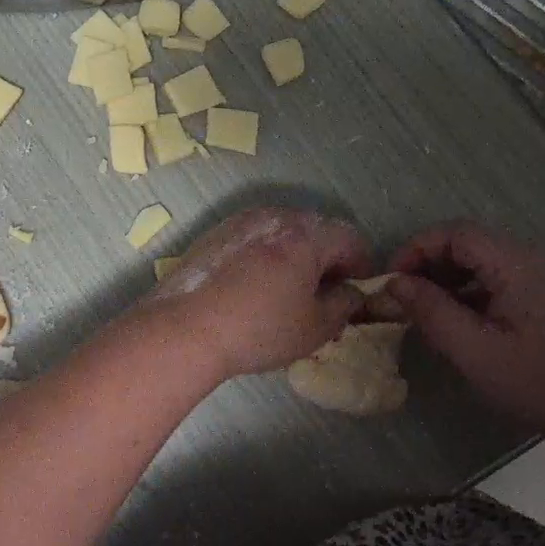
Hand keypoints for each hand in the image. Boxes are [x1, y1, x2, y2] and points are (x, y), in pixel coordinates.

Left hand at [152, 207, 374, 377]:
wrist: (183, 329)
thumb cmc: (258, 329)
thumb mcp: (315, 327)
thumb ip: (343, 305)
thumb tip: (349, 292)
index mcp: (305, 233)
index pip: (350, 237)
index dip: (361, 265)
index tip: (355, 292)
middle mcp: (272, 217)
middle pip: (314, 230)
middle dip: (326, 259)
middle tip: (323, 295)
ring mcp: (237, 223)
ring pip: (280, 234)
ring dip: (293, 257)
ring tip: (287, 294)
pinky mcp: (211, 236)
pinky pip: (252, 241)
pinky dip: (263, 258)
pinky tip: (253, 290)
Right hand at [385, 222, 544, 432]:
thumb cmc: (538, 381)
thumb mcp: (473, 349)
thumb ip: (431, 311)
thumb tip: (395, 283)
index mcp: (516, 265)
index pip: (455, 233)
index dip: (416, 249)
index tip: (391, 281)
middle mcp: (533, 261)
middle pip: (470, 244)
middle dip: (429, 265)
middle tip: (403, 299)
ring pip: (484, 264)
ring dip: (448, 281)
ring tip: (426, 314)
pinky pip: (501, 281)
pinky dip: (471, 293)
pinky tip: (460, 325)